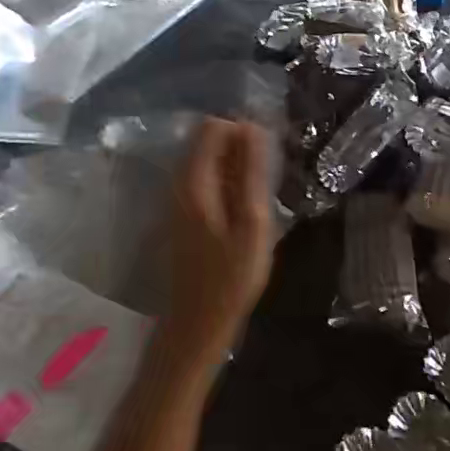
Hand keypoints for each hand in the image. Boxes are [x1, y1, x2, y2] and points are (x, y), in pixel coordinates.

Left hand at [160, 118, 275, 363]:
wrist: (198, 322)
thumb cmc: (232, 276)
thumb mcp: (253, 223)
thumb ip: (253, 174)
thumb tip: (254, 128)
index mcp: (194, 183)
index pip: (213, 128)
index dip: (244, 131)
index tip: (270, 154)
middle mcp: (179, 185)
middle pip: (208, 141)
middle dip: (242, 147)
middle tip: (271, 177)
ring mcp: (178, 200)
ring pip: (208, 161)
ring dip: (238, 166)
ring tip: (264, 192)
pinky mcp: (183, 214)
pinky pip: (207, 180)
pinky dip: (230, 183)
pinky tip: (248, 208)